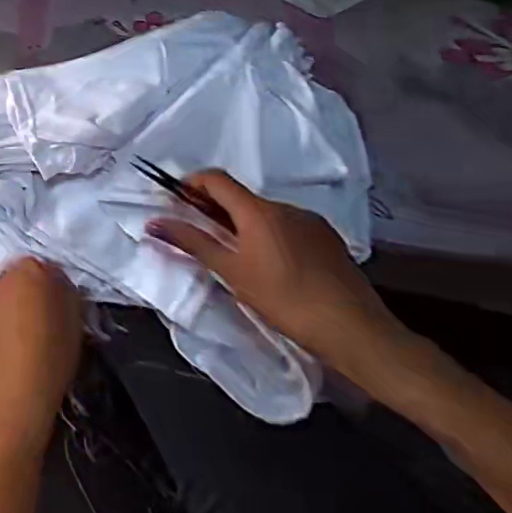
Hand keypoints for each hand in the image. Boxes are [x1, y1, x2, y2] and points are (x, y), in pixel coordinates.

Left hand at [0, 258, 81, 432]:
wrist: (23, 380)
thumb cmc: (56, 347)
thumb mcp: (76, 316)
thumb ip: (67, 291)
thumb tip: (60, 283)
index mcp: (34, 269)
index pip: (49, 264)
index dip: (59, 280)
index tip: (67, 297)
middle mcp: (9, 273)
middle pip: (27, 271)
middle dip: (39, 283)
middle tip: (54, 307)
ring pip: (14, 285)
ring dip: (24, 295)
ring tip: (38, 321)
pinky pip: (4, 301)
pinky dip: (13, 309)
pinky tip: (22, 330)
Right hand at [145, 170, 408, 381]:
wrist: (357, 333)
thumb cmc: (285, 300)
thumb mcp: (231, 272)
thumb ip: (191, 241)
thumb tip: (154, 222)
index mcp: (258, 211)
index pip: (215, 179)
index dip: (191, 184)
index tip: (177, 202)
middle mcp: (285, 208)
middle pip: (239, 196)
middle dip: (214, 208)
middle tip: (200, 234)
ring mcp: (311, 222)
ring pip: (264, 212)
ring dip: (243, 223)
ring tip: (237, 255)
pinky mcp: (328, 239)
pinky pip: (288, 226)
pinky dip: (269, 234)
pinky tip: (272, 265)